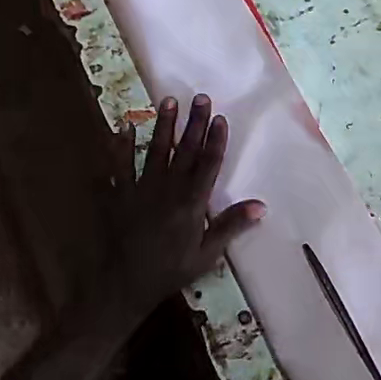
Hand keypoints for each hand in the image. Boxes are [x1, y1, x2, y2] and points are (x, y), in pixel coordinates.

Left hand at [101, 94, 263, 315]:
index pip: (208, 164)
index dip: (216, 140)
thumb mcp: (207, 253)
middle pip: (185, 150)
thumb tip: (260, 205)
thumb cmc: (171, 270)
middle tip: (201, 97)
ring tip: (168, 101)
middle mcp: (168, 188)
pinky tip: (124, 126)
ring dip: (163, 125)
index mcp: (192, 202)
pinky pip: (120, 165)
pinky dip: (121, 146)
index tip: (221, 118)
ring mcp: (142, 188)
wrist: (126, 281)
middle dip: (195, 123)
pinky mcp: (120, 194)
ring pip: (155, 150)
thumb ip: (231, 226)